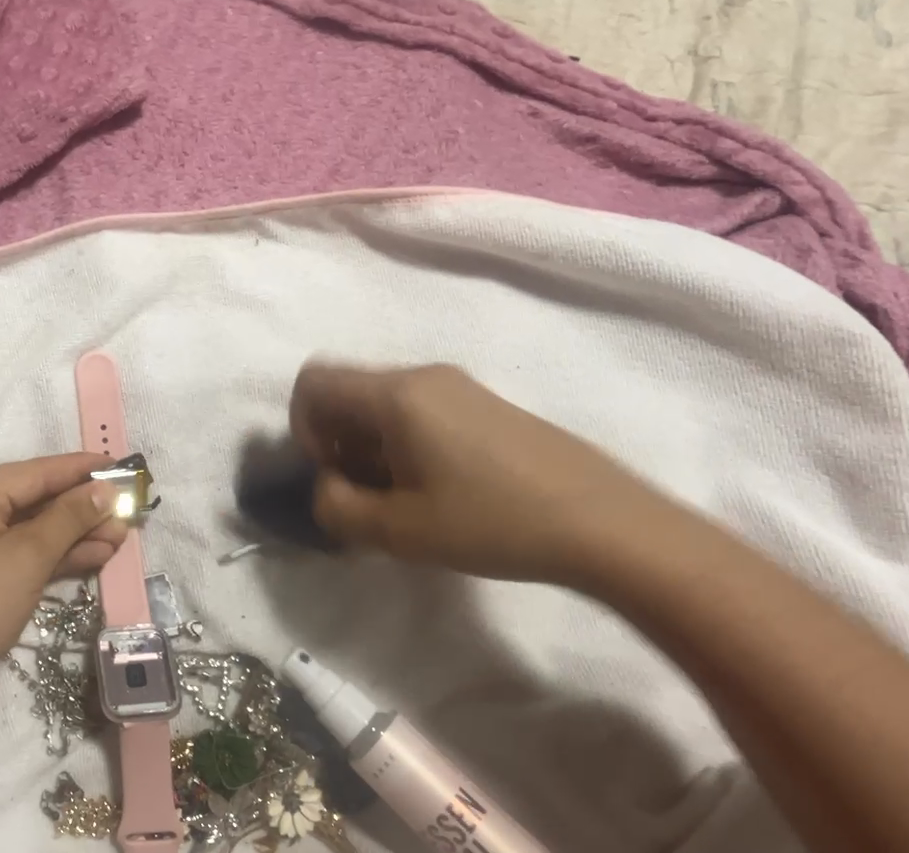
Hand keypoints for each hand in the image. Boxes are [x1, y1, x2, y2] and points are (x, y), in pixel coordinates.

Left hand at [0, 453, 126, 698]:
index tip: (121, 465)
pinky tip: (91, 556)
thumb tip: (105, 489)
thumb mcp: (28, 558)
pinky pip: (12, 550)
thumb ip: (69, 518)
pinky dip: (47, 555)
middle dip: (81, 509)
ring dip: (71, 535)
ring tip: (119, 539)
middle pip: (31, 499)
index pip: (35, 472)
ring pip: (25, 528)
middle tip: (127, 511)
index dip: (81, 469)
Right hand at [289, 362, 677, 584]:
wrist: (607, 525)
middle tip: (364, 495)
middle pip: (348, 391)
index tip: (331, 473)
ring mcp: (460, 387)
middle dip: (337, 441)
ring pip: (383, 402)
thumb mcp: (397, 532)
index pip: (313, 382)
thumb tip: (327, 487)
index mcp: (395, 394)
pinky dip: (404, 442)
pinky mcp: (487, 405)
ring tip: (402, 498)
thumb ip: (335, 507)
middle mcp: (423, 376)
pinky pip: (418, 409)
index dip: (301, 426)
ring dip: (370, 445)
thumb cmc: (492, 523)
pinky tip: (439, 490)